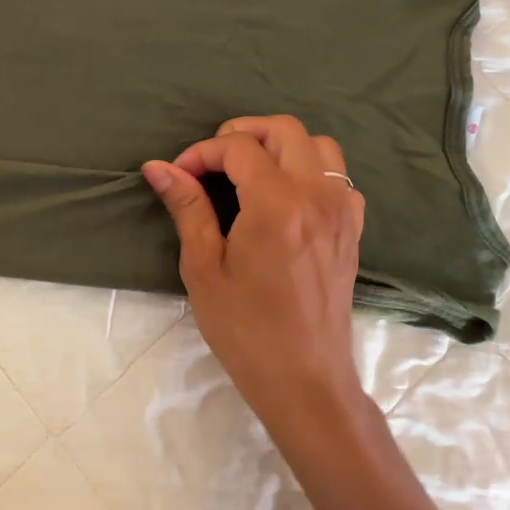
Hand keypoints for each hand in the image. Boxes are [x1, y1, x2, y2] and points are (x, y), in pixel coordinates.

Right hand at [142, 116, 367, 432]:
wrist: (304, 378)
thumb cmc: (244, 327)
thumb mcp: (203, 266)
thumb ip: (187, 207)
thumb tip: (158, 166)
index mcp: (277, 205)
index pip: (238, 147)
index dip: (201, 152)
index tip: (178, 177)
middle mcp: (317, 197)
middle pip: (284, 130)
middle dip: (241, 133)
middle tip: (210, 161)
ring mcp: (342, 211)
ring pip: (317, 146)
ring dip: (278, 146)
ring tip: (245, 171)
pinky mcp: (352, 229)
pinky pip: (336, 176)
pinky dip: (307, 169)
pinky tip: (280, 197)